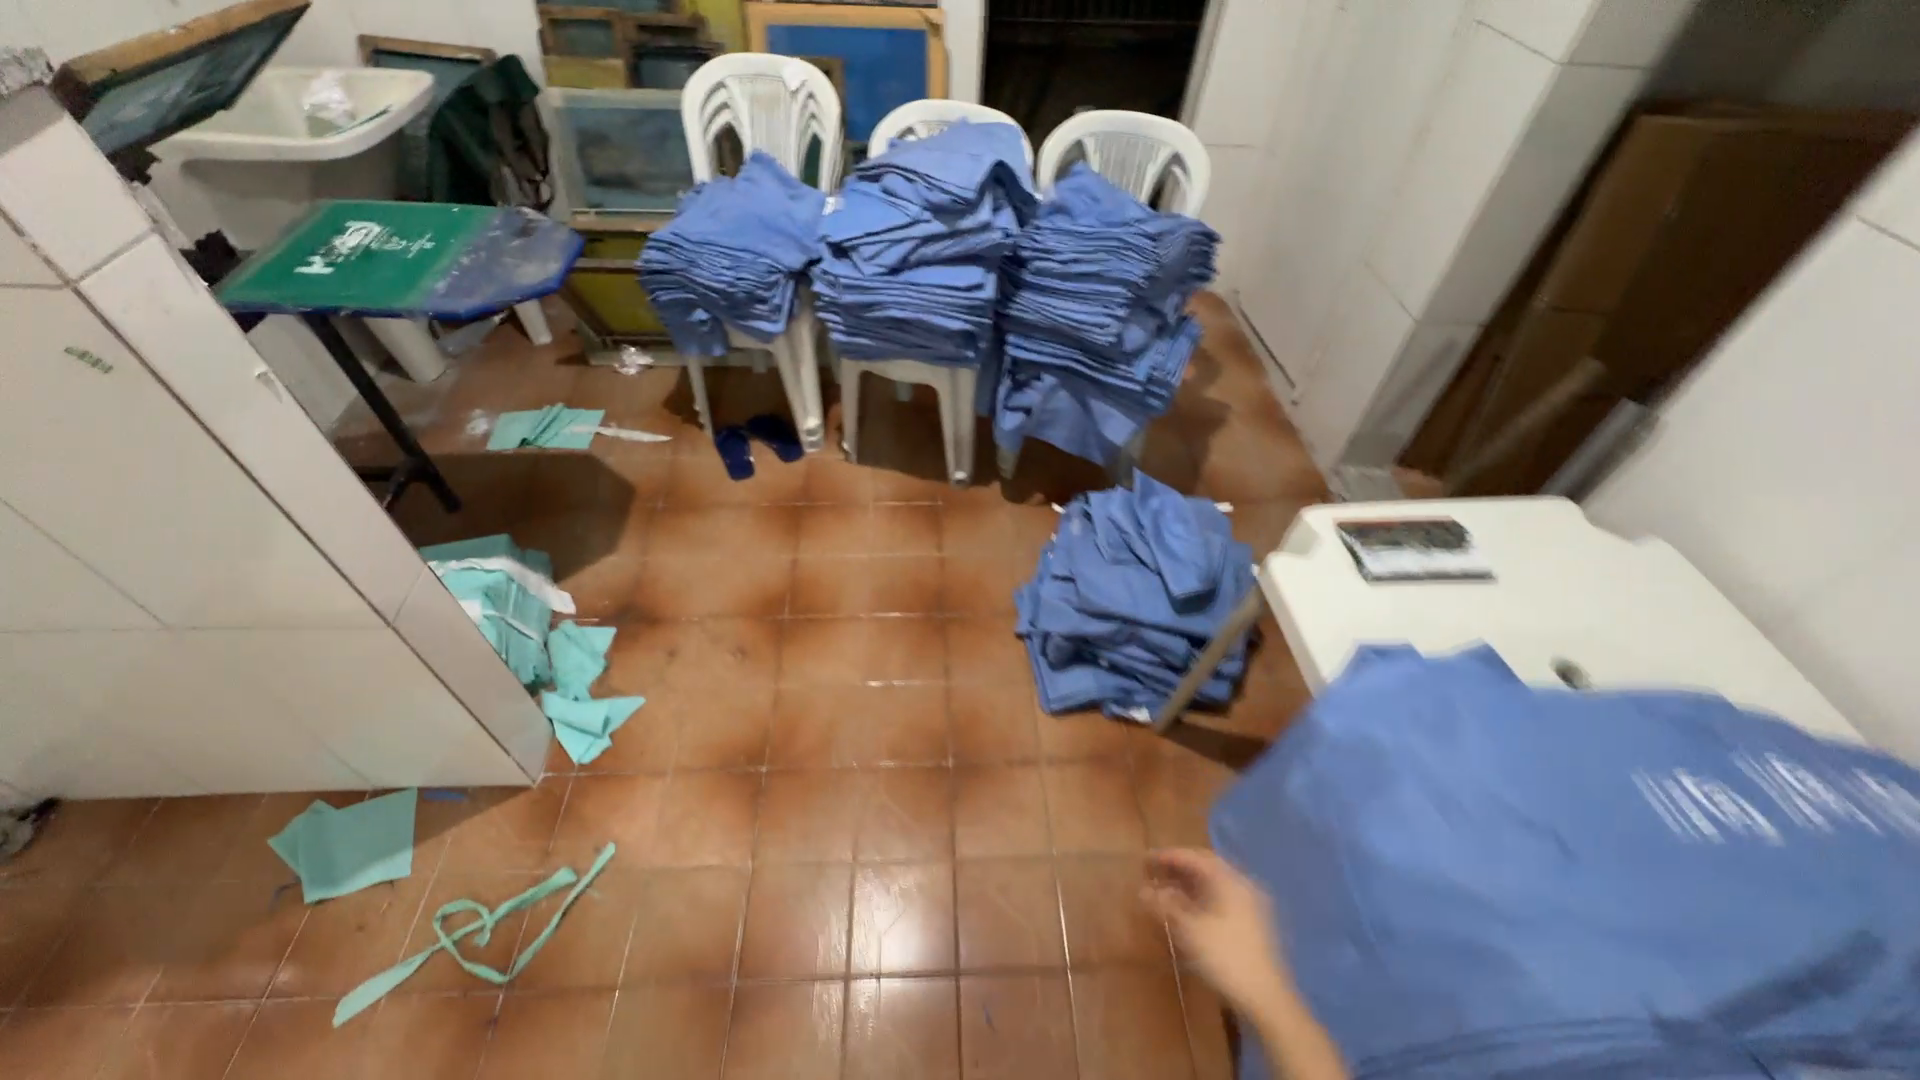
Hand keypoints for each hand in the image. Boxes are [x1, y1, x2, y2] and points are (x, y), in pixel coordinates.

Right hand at [1141, 848, 1292, 1015]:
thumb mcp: (1189, 930)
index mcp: (1230, 880)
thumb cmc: (1225, 957)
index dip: (1168, 856)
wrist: (1266, 997)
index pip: (1195, 857)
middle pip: (1206, 866)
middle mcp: (1242, 885)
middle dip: (1178, 867)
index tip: (1144, 859)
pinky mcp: (1252, 922)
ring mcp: (1250, 904)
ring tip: (1165, 890)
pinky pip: (1221, 897)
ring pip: (1214, 883)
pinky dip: (1201, 897)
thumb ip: (1165, 905)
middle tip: (1154, 871)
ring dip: (1189, 883)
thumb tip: (1143, 890)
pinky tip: (1187, 910)